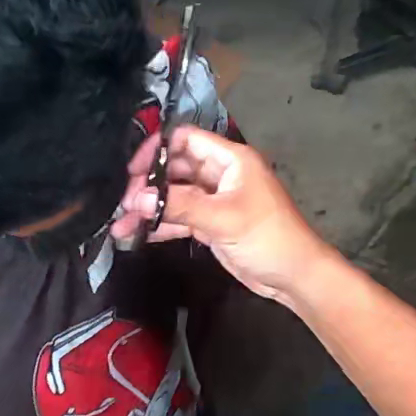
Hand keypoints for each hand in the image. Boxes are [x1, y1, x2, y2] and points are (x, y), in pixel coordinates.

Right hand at [118, 127, 335, 306]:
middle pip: (176, 167)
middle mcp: (221, 174)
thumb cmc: (268, 237)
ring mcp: (216, 199)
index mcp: (231, 160)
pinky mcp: (212, 223)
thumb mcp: (223, 219)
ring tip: (120, 223)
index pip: (186, 140)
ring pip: (175, 195)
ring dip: (150, 207)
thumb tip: (136, 199)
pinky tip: (137, 234)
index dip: (157, 150)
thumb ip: (179, 206)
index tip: (133, 171)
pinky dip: (161, 224)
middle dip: (149, 183)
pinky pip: (181, 216)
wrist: (294, 275)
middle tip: (124, 204)